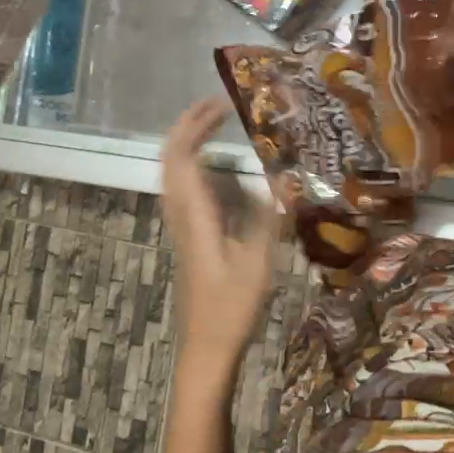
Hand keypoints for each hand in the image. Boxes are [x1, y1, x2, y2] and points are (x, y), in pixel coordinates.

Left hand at [160, 98, 283, 373]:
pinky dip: (192, 166)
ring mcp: (181, 227)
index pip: (183, 157)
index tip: (222, 104)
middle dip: (188, 126)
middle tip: (216, 106)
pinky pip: (181, 189)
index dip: (196, 125)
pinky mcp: (187, 238)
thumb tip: (283, 178)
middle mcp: (181, 215)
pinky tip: (216, 172)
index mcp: (195, 216)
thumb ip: (268, 219)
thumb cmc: (231, 309)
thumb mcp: (258, 264)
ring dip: (187, 144)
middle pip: (170, 159)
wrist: (205, 349)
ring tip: (214, 126)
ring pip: (171, 174)